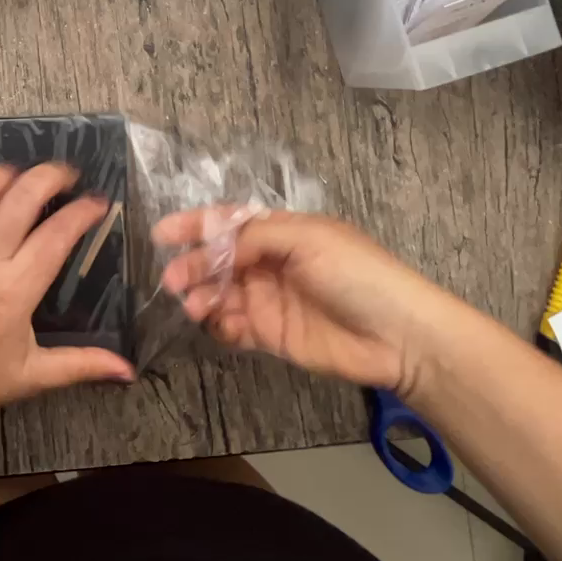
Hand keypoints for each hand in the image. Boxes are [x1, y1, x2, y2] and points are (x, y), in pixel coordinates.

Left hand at [0, 163, 136, 424]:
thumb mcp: (29, 377)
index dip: (82, 213)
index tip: (99, 203)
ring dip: (4, 175)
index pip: (56, 237)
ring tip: (21, 176)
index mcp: (14, 292)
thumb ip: (80, 365)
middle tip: (67, 174)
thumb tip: (128, 370)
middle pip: (20, 200)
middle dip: (50, 177)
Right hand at [157, 209, 463, 396]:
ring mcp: (269, 299)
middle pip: (217, 260)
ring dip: (202, 297)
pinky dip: (220, 326)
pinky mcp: (271, 334)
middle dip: (192, 266)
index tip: (162, 233)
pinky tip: (223, 327)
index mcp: (281, 233)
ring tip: (196, 307)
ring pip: (219, 294)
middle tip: (173, 281)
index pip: (228, 223)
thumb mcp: (308, 239)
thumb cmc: (357, 275)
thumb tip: (215, 245)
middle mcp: (269, 263)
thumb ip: (255, 238)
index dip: (194, 225)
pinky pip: (233, 327)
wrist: (399, 337)